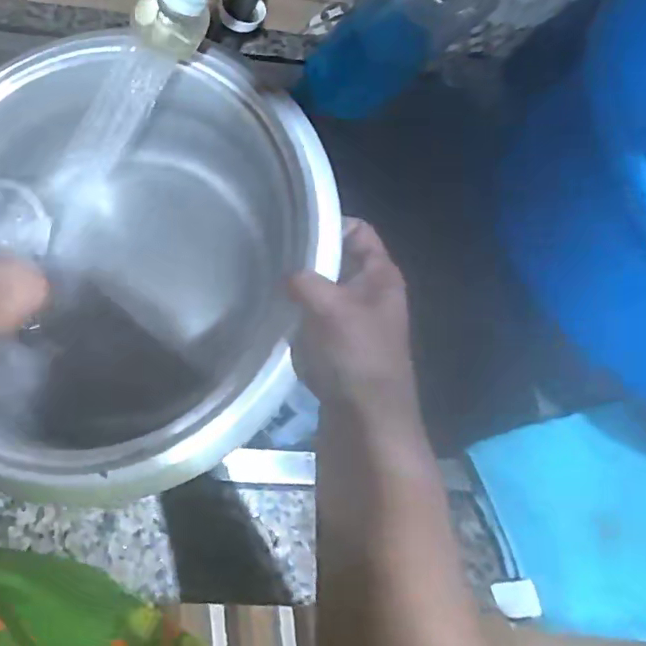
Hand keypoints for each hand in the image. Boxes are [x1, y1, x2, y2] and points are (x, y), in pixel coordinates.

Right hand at [288, 219, 423, 438]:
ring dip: (296, 285)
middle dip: (305, 254)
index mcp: (381, 276)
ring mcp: (352, 319)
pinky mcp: (335, 343)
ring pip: (320, 287)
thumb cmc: (357, 357)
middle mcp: (369, 292)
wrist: (367, 422)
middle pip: (335, 257)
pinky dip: (294, 312)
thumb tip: (284, 274)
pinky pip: (309, 314)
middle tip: (270, 251)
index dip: (329, 222)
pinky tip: (272, 313)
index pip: (358, 230)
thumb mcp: (330, 309)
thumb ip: (304, 280)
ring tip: (265, 279)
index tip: (292, 226)